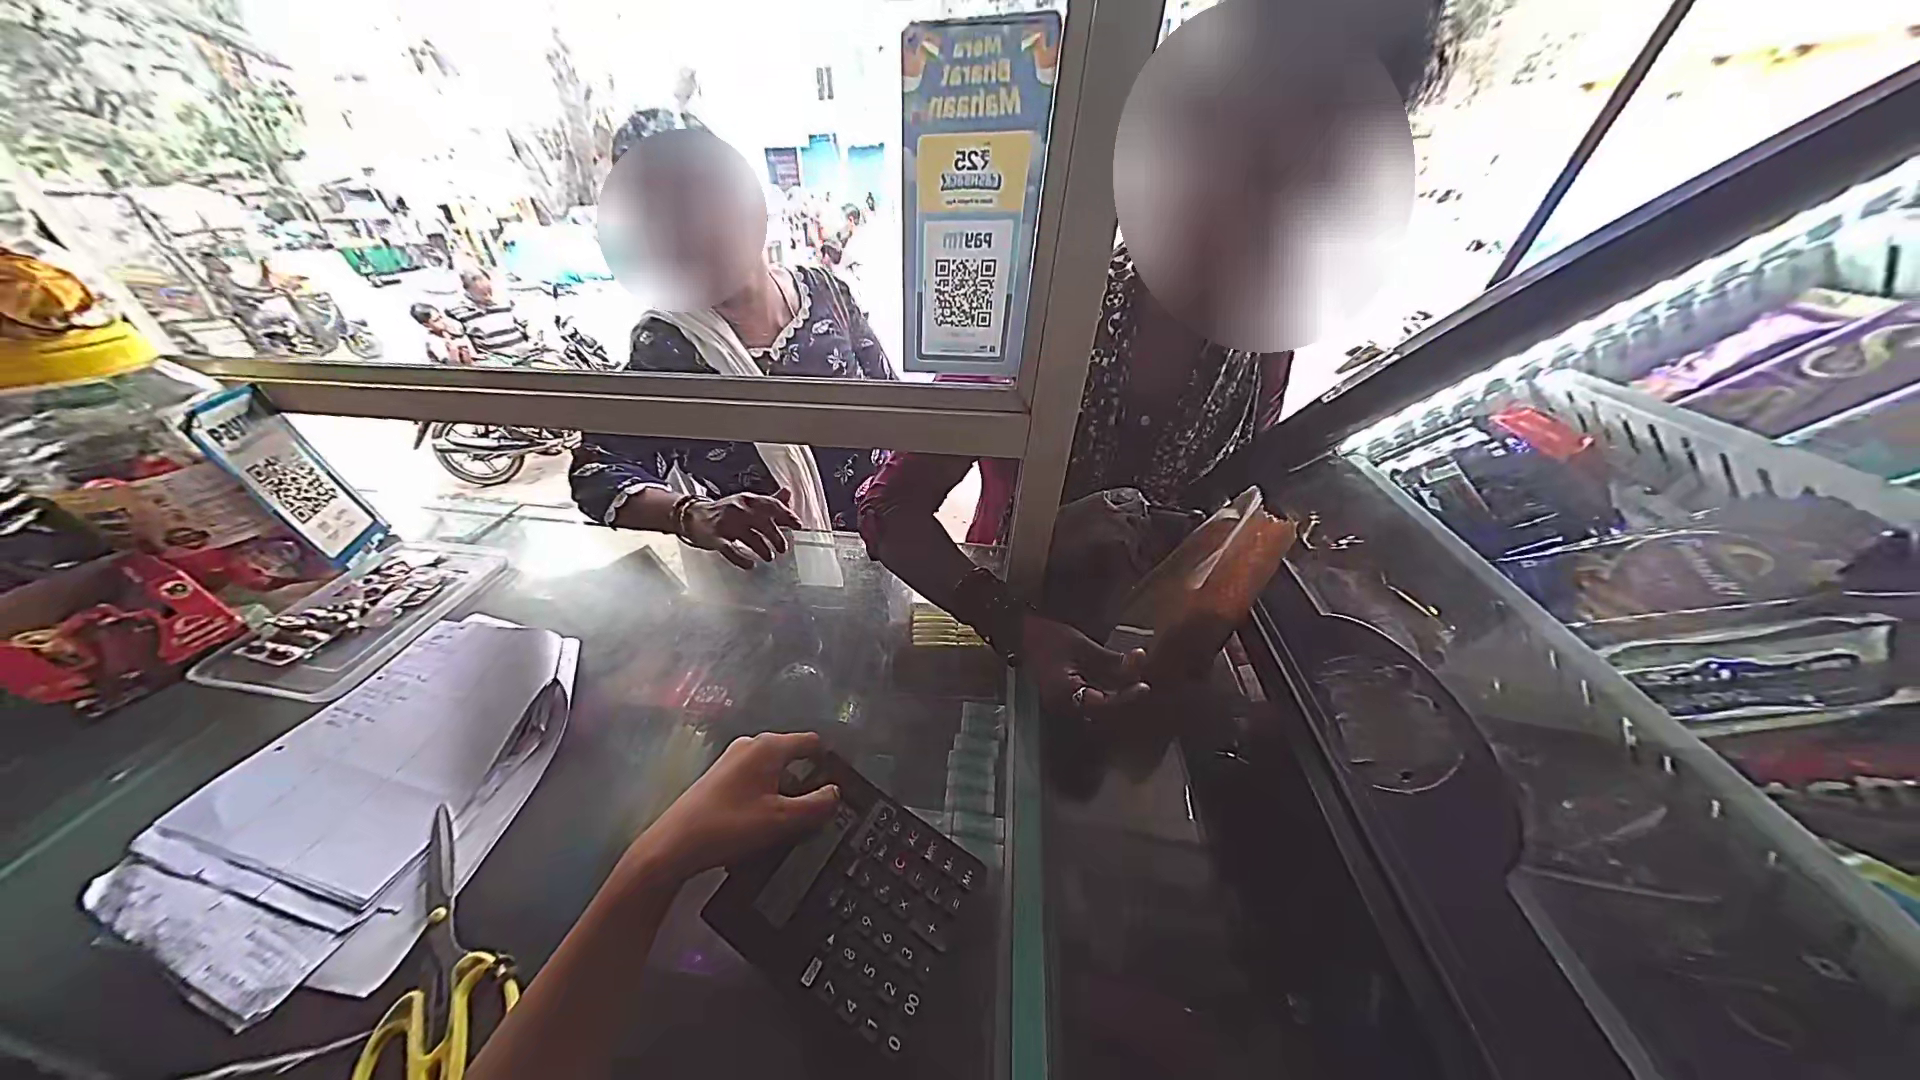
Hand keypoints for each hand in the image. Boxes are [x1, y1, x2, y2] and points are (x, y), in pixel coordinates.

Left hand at [621, 731, 839, 886]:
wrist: (671, 848)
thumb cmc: (729, 827)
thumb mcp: (781, 820)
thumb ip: (816, 805)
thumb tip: (835, 793)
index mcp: (768, 746)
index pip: (811, 743)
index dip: (827, 764)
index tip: (834, 790)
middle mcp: (750, 745)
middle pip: (793, 758)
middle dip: (804, 784)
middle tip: (810, 815)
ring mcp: (732, 760)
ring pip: (773, 772)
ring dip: (783, 795)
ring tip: (784, 825)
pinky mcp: (719, 778)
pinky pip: (755, 781)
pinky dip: (764, 799)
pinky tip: (758, 826)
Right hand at [682, 488, 804, 568]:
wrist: (695, 516)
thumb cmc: (726, 511)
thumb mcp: (748, 503)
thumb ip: (769, 501)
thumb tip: (788, 494)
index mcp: (748, 500)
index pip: (772, 505)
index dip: (787, 516)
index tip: (798, 525)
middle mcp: (738, 509)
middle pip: (764, 523)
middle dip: (776, 537)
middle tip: (783, 548)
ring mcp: (726, 524)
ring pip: (751, 537)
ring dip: (763, 549)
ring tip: (769, 556)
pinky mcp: (715, 538)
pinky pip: (731, 550)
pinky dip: (741, 559)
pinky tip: (750, 564)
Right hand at [1023, 613, 1147, 722]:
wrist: (1020, 633)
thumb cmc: (1047, 637)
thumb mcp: (1082, 646)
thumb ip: (1110, 660)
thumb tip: (1137, 664)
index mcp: (1065, 694)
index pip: (1103, 705)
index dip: (1125, 697)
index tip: (1143, 686)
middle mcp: (1063, 704)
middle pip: (1102, 710)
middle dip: (1123, 697)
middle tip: (1142, 684)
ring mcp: (1062, 702)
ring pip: (1097, 706)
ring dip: (1116, 695)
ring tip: (1133, 681)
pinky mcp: (1064, 696)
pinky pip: (1089, 699)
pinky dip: (1104, 691)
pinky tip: (1116, 680)